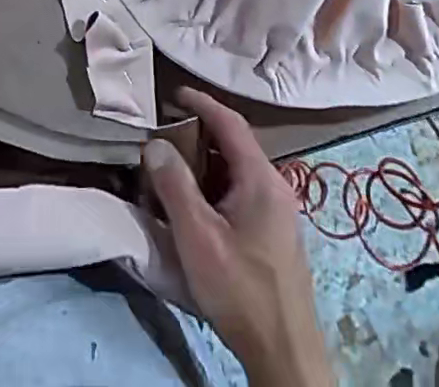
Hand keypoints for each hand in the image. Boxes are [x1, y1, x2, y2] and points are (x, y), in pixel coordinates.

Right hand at [145, 87, 333, 386]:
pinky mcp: (275, 231)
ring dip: (207, 164)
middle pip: (235, 146)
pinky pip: (243, 191)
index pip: (231, 123)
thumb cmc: (239, 288)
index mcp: (261, 178)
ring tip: (174, 170)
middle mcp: (275, 185)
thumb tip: (156, 144)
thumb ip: (175, 186)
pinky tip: (197, 206)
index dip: (203, 103)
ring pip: (238, 171)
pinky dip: (217, 186)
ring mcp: (279, 209)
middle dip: (200, 135)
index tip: (176, 93)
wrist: (283, 346)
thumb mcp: (198, 237)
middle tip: (165, 137)